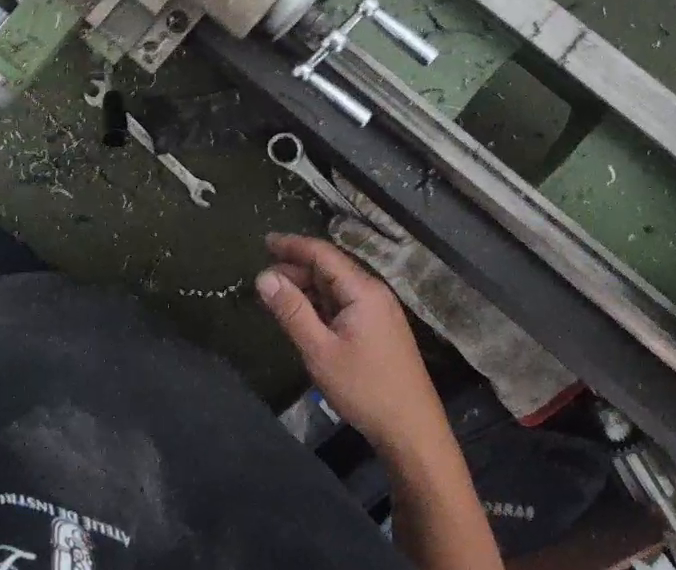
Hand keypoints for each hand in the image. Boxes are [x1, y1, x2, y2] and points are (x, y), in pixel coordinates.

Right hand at [255, 233, 449, 453]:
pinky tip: (303, 316)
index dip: (292, 245)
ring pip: (336, 287)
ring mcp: (379, 312)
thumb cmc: (364, 389)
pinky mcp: (379, 330)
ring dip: (306, 287)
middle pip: (329, 268)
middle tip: (263, 280)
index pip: (323, 254)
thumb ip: (291, 310)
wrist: (413, 433)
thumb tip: (263, 276)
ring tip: (277, 297)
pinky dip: (320, 304)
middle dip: (296, 269)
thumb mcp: (319, 350)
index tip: (263, 242)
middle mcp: (374, 294)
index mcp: (363, 291)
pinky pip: (344, 304)